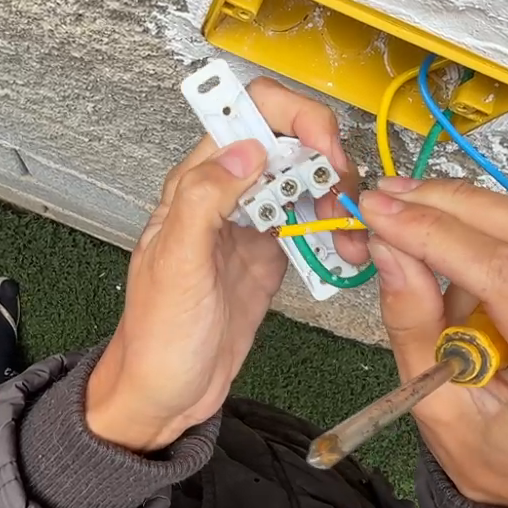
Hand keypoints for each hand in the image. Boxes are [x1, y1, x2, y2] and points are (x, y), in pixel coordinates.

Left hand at [86, 78, 368, 451]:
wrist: (166, 392)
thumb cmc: (158, 332)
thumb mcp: (176, 263)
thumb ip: (205, 199)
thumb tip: (247, 150)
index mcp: (197, 184)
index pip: (247, 116)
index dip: (290, 116)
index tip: (321, 146)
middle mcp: (228, 194)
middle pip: (289, 142)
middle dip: (326, 159)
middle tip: (342, 199)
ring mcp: (254, 223)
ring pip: (308, 182)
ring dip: (338, 198)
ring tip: (349, 234)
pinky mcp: (273, 254)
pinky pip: (314, 225)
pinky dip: (338, 231)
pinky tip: (346, 251)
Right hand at [359, 179, 507, 506]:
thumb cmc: (484, 451)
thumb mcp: (432, 406)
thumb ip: (412, 322)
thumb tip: (387, 243)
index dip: (440, 237)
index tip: (378, 212)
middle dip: (457, 205)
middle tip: (388, 195)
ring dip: (468, 210)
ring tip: (404, 215)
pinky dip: (486, 226)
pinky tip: (445, 235)